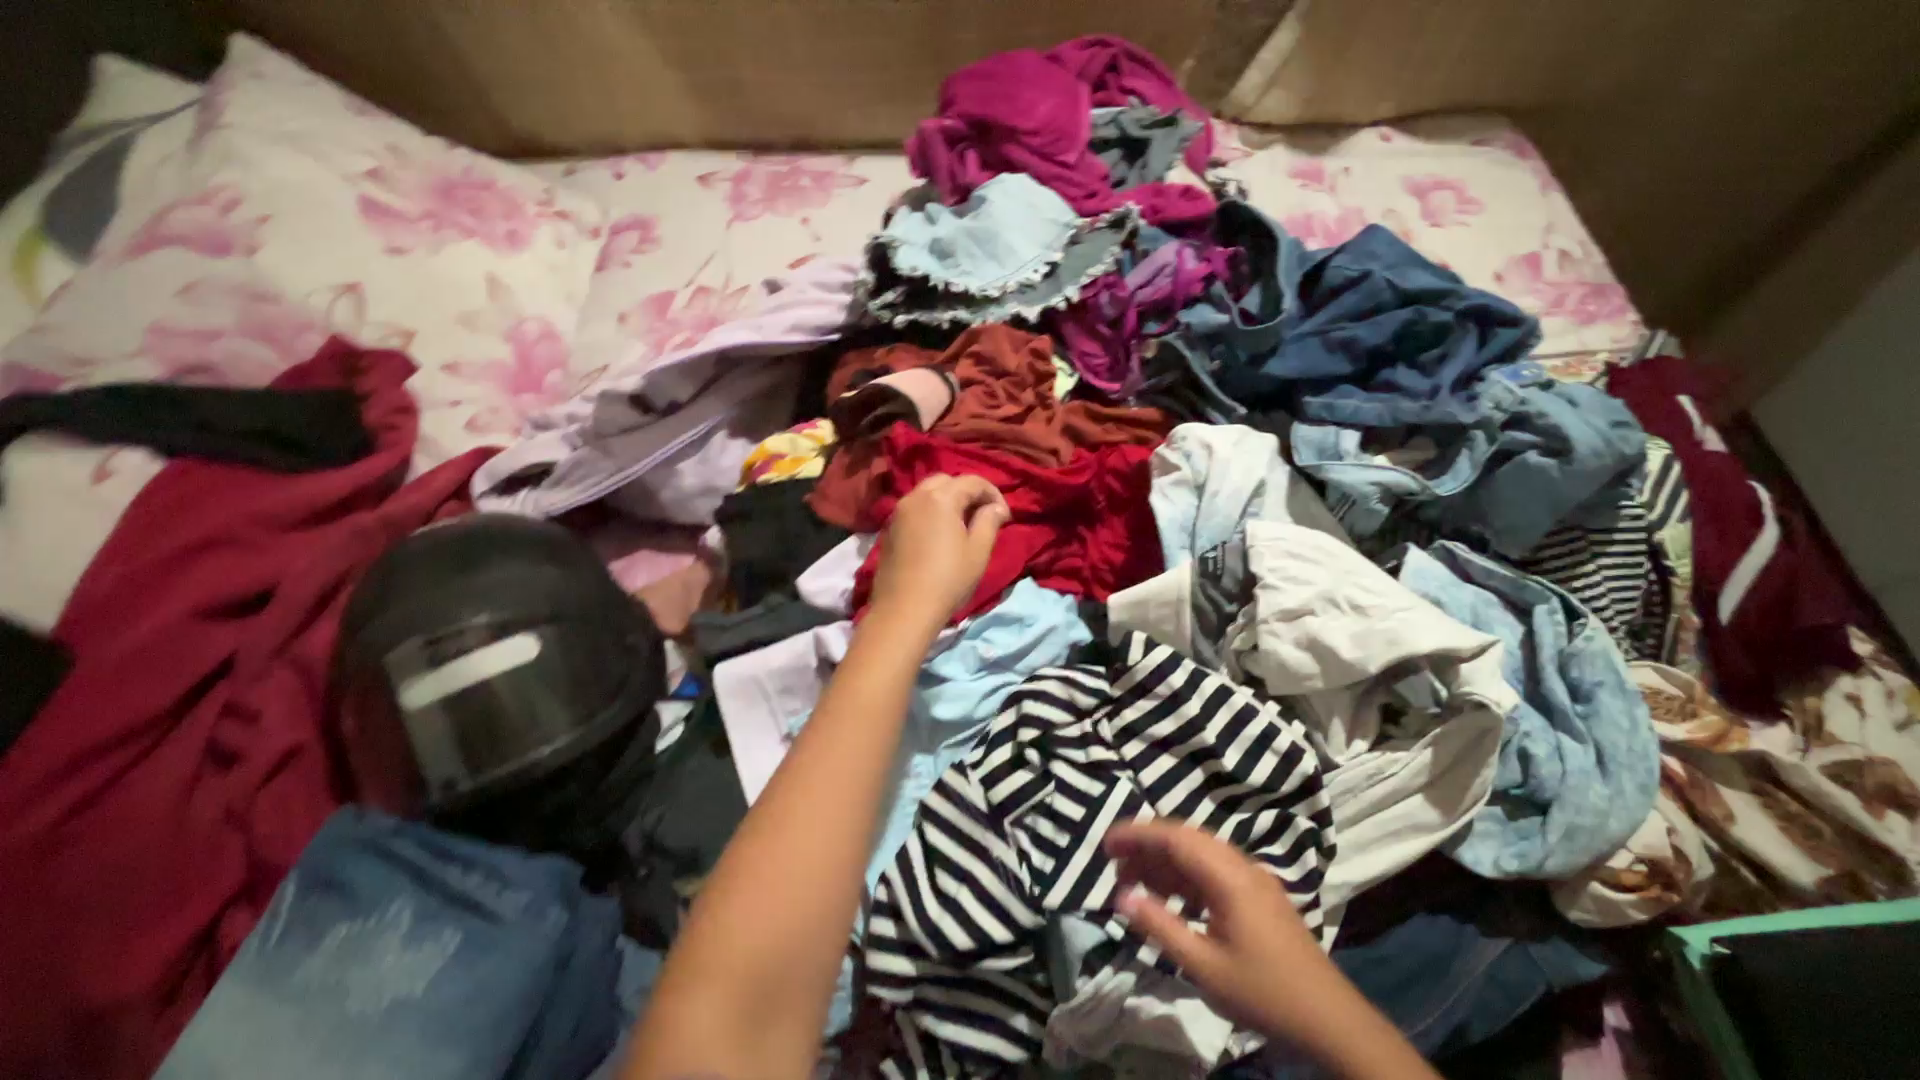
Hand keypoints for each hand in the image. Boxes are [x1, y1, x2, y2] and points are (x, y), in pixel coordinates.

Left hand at [868, 474, 1008, 626]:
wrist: (904, 609)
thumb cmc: (948, 580)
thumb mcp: (978, 551)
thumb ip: (989, 521)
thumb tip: (996, 508)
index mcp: (940, 498)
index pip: (972, 481)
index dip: (993, 493)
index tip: (1004, 516)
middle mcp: (915, 497)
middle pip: (945, 481)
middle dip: (967, 491)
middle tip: (981, 514)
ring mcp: (898, 513)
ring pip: (926, 493)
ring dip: (946, 501)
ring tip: (961, 524)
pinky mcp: (889, 529)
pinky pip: (913, 509)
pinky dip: (929, 512)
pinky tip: (938, 535)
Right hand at [1105, 822, 1346, 1046]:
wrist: (1329, 1020)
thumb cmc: (1263, 993)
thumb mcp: (1203, 966)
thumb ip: (1160, 926)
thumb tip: (1121, 896)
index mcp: (1230, 878)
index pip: (1176, 837)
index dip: (1138, 834)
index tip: (1105, 843)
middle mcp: (1243, 868)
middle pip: (1188, 839)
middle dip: (1147, 845)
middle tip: (1113, 864)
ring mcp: (1254, 882)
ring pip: (1201, 855)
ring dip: (1165, 862)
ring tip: (1132, 881)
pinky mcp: (1259, 899)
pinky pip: (1214, 873)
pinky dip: (1185, 878)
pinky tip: (1168, 899)